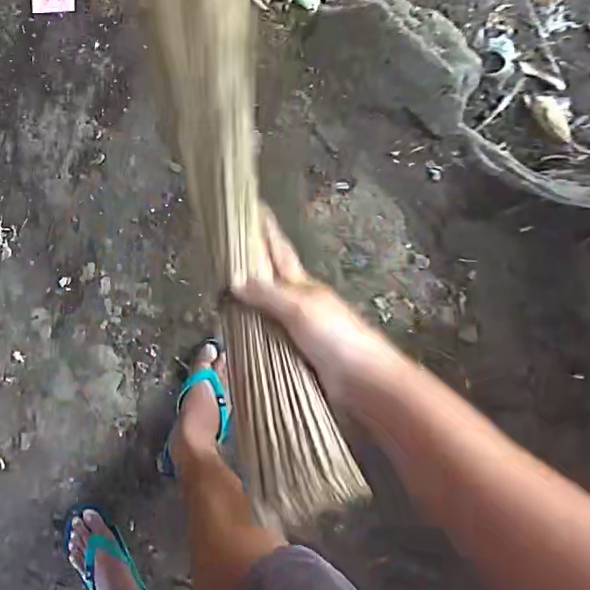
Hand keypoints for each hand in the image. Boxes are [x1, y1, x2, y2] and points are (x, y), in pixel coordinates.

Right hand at [233, 207, 396, 396]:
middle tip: (227, 246)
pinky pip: (266, 333)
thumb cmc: (337, 337)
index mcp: (302, 284)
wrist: (365, 382)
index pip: (278, 250)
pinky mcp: (296, 353)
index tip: (254, 207)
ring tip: (224, 286)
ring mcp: (298, 327)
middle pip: (270, 275)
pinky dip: (251, 327)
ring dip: (249, 296)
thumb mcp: (300, 308)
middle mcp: (299, 301)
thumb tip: (234, 280)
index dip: (267, 229)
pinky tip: (238, 329)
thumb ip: (268, 294)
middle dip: (253, 259)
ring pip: (267, 305)